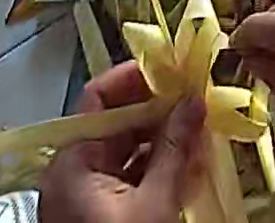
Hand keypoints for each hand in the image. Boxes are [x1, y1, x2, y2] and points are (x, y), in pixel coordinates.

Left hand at [39, 61, 206, 222]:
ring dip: (165, 140)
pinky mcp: (104, 218)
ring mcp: (88, 197)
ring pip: (128, 152)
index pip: (98, 98)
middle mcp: (74, 171)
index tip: (170, 68)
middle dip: (159, 111)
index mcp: (72, 161)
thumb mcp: (154, 206)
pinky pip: (131, 180)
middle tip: (196, 99)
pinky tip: (190, 165)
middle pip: (117, 124)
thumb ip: (173, 149)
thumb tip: (194, 99)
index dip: (133, 78)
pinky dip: (159, 169)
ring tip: (202, 131)